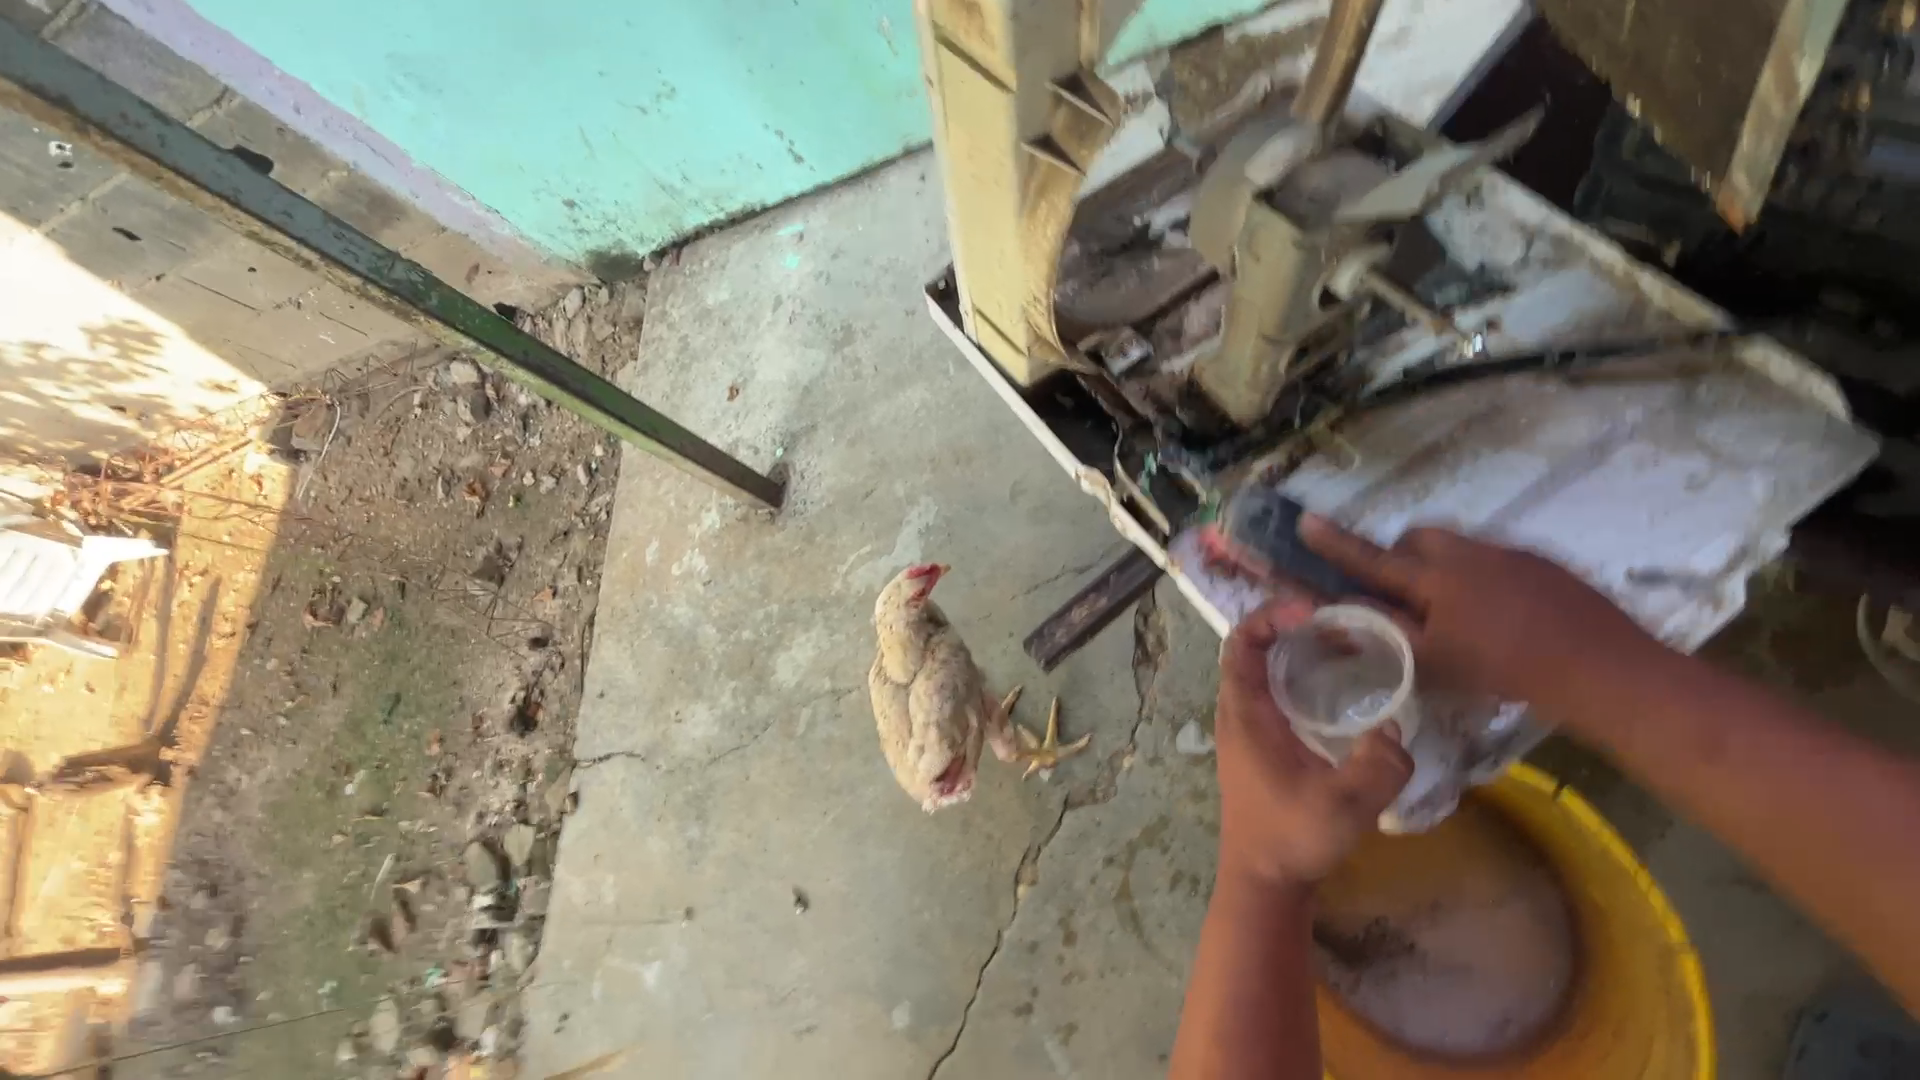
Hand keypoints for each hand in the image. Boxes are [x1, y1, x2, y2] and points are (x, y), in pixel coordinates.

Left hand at [1214, 598, 1413, 888]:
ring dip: (1300, 653)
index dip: (1270, 617)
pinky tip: (1341, 689)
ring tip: (1348, 646)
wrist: (1262, 878)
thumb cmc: (1291, 837)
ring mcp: (1247, 728)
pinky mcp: (1261, 744)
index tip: (1314, 612)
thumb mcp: (1344, 805)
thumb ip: (1378, 767)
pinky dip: (1303, 678)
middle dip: (1292, 628)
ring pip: (1266, 671)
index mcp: (1244, 713)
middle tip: (1342, 626)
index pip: (1241, 644)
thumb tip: (1392, 730)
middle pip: (1253, 650)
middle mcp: (1239, 712)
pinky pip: (1276, 693)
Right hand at [1297, 515, 1660, 710]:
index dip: (1335, 543)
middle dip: (1399, 554)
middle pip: (1417, 537)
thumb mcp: (1432, 661)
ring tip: (1453, 609)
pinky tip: (1499, 616)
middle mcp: (1469, 553)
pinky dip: (1480, 578)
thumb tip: (1342, 614)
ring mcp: (1511, 553)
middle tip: (1400, 592)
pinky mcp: (1545, 564)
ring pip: (1457, 546)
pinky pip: (1495, 558)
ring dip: (1441, 566)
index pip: (1370, 557)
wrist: (1607, 671)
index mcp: (1435, 578)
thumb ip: (1383, 631)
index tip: (1306, 521)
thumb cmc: (1506, 670)